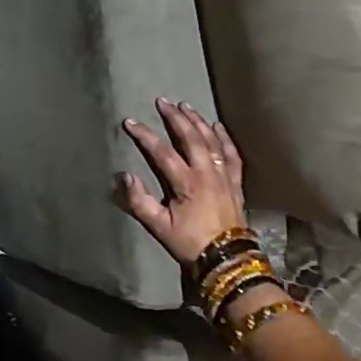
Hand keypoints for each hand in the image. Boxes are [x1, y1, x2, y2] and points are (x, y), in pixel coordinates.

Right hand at [114, 98, 246, 265]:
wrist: (228, 259)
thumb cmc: (189, 242)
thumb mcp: (158, 226)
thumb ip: (139, 201)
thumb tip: (124, 176)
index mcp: (187, 184)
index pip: (163, 153)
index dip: (145, 136)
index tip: (130, 122)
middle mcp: (207, 174)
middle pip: (192, 139)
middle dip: (176, 118)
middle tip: (163, 101)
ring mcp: (224, 177)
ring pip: (213, 142)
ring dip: (198, 122)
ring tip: (186, 106)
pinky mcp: (236, 183)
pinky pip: (233, 155)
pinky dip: (225, 138)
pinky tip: (217, 126)